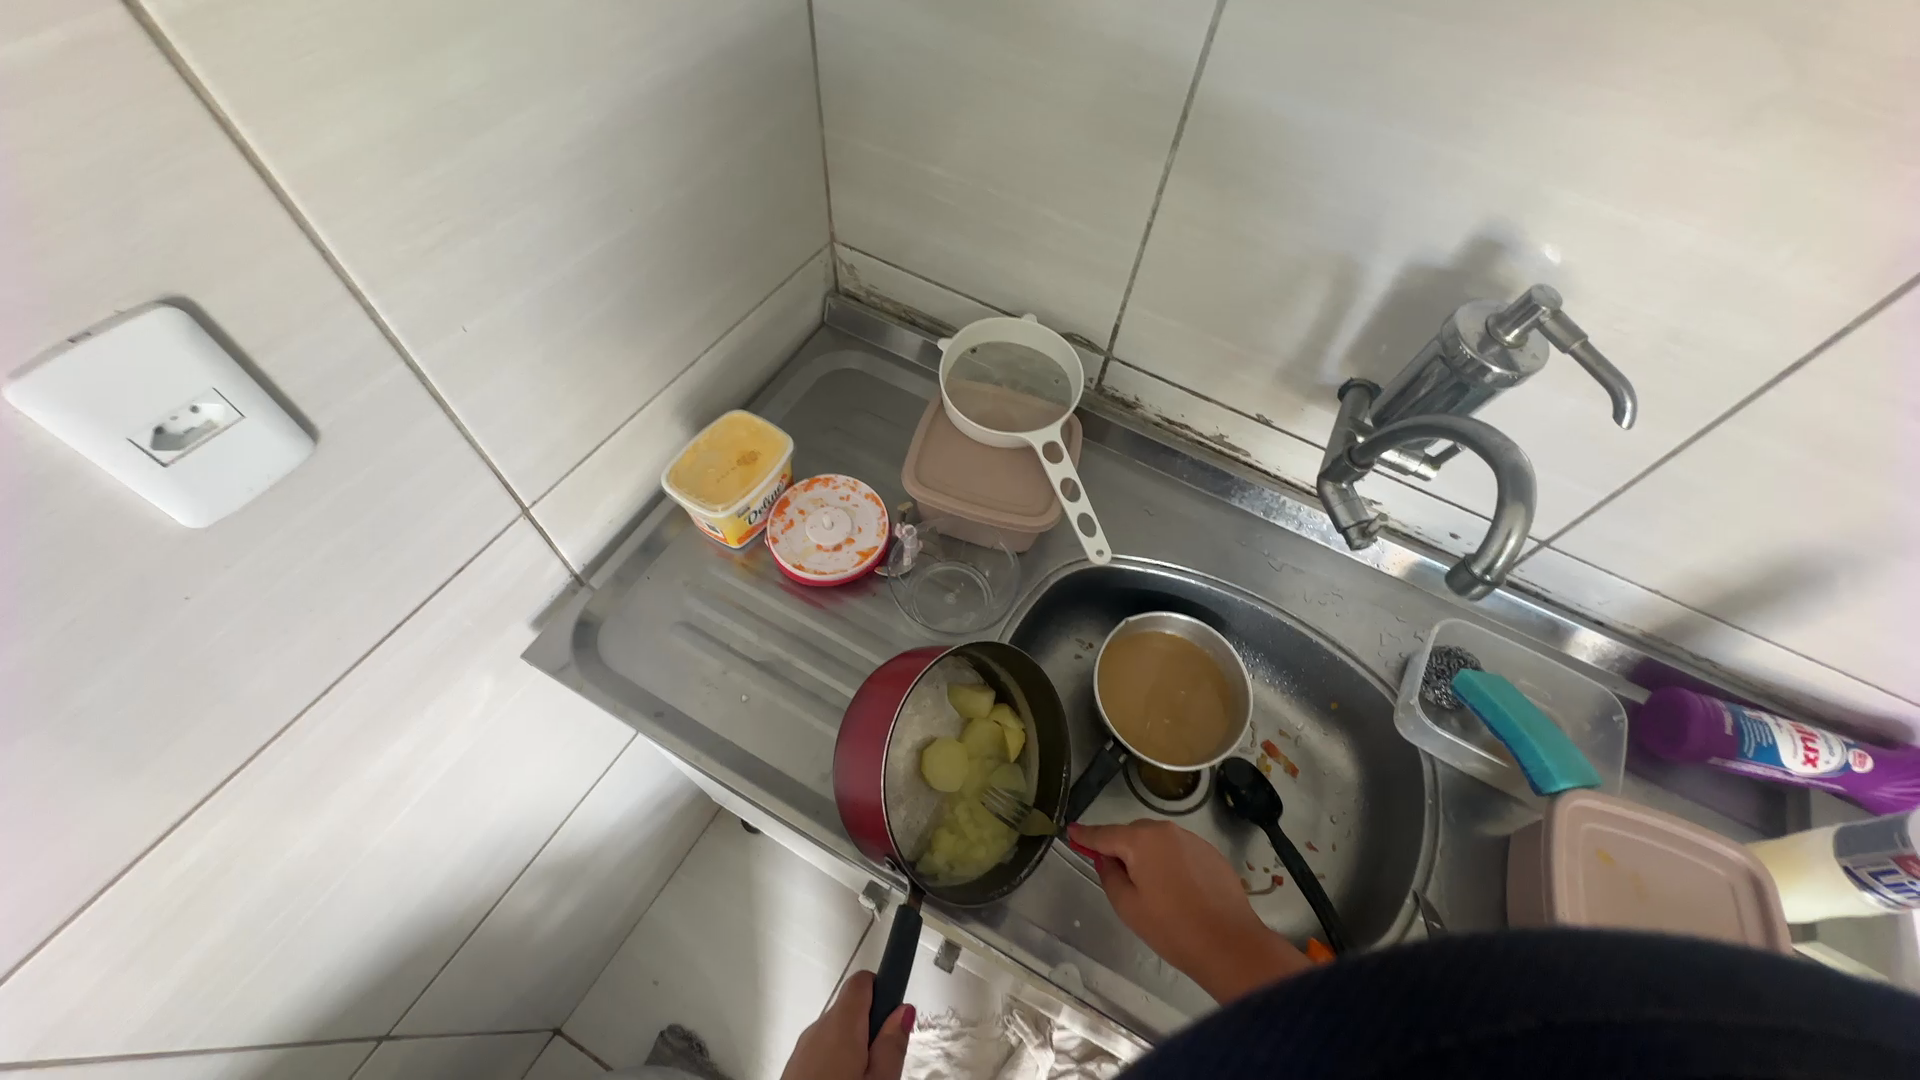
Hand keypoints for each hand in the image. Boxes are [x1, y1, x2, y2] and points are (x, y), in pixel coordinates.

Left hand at [779, 970, 913, 1079]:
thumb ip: (892, 1045)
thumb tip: (903, 1009)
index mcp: (841, 1025)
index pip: (863, 981)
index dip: (884, 989)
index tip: (898, 1010)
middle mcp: (818, 1028)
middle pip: (852, 1010)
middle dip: (872, 1029)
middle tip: (885, 1064)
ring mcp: (802, 1050)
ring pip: (837, 1035)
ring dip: (855, 1050)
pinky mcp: (793, 1069)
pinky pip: (822, 1053)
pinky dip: (837, 1063)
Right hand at [1070, 820, 1309, 1002]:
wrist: (1230, 945)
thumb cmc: (1172, 928)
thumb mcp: (1128, 906)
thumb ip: (1110, 876)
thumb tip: (1106, 858)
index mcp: (1141, 841)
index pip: (1104, 834)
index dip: (1086, 835)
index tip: (1071, 831)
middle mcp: (1166, 831)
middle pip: (1132, 834)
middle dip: (1122, 849)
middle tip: (1119, 878)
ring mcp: (1192, 839)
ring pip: (1158, 842)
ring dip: (1148, 856)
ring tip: (1152, 889)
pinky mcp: (1211, 853)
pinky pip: (1180, 851)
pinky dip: (1170, 862)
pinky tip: (1177, 890)